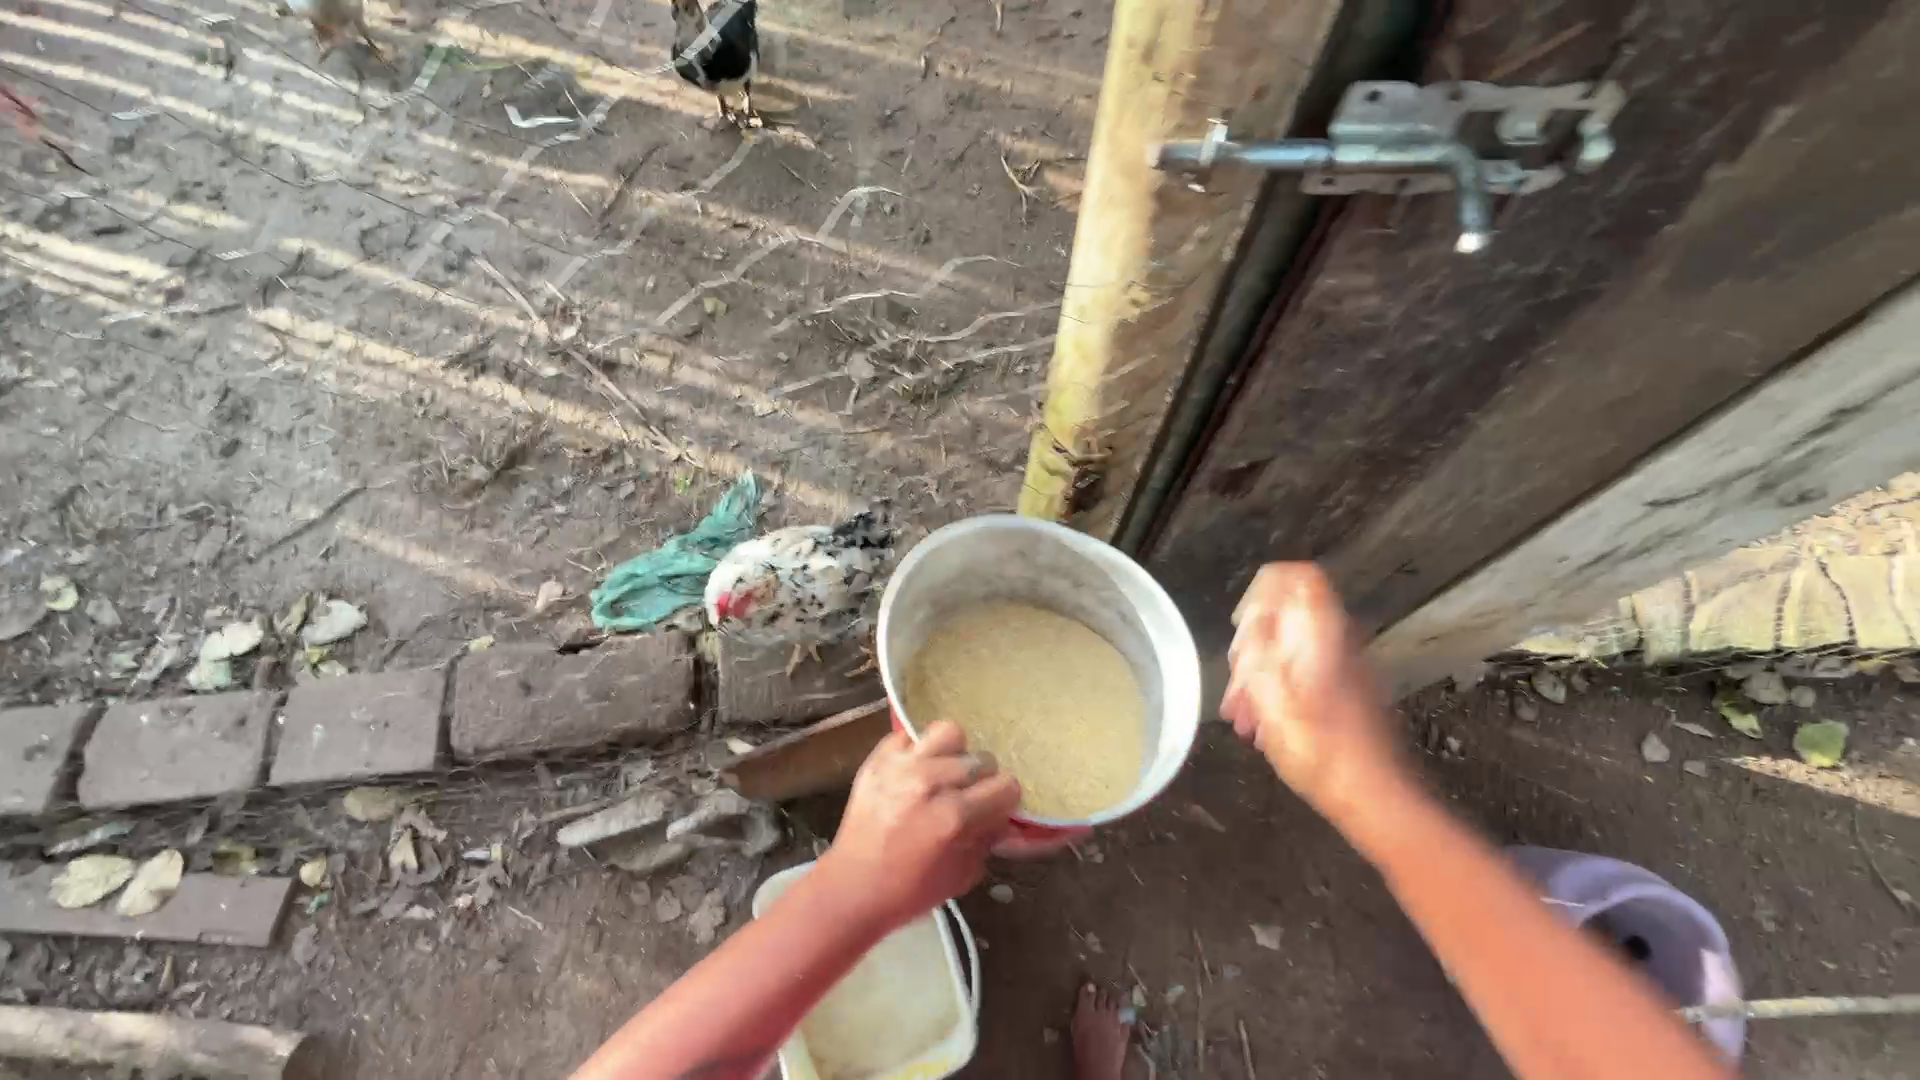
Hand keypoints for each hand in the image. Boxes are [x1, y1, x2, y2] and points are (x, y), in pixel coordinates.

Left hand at [819, 722, 1021, 928]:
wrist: (851, 889)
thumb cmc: (908, 891)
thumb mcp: (962, 875)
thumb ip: (988, 840)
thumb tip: (1005, 818)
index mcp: (954, 816)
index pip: (1006, 784)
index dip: (1006, 799)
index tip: (997, 808)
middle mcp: (930, 783)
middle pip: (982, 758)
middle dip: (983, 779)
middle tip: (969, 796)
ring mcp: (901, 766)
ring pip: (949, 732)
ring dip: (954, 753)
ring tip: (944, 773)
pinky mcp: (878, 759)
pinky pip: (910, 735)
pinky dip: (918, 750)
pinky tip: (915, 771)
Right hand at [1220, 563, 1410, 827]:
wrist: (1376, 801)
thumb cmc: (1322, 752)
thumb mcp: (1274, 700)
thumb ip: (1259, 652)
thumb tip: (1253, 620)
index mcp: (1324, 637)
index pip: (1301, 578)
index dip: (1265, 588)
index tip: (1242, 620)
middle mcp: (1340, 645)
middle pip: (1289, 618)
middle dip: (1253, 645)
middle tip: (1235, 683)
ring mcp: (1346, 671)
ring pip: (1292, 651)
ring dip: (1260, 675)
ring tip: (1241, 714)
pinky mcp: (1346, 696)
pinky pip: (1303, 677)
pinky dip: (1278, 694)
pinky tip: (1261, 727)